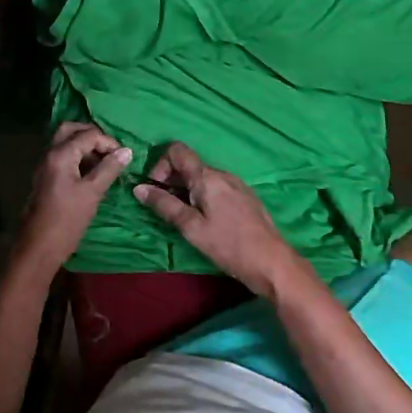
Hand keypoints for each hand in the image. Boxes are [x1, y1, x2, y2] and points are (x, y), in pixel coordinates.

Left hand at [15, 122, 130, 276]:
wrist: (39, 247)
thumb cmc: (67, 220)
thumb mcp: (93, 193)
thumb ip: (109, 168)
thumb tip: (127, 151)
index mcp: (60, 154)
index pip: (88, 135)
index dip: (109, 143)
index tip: (123, 157)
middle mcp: (49, 153)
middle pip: (71, 129)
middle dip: (92, 135)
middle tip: (110, 151)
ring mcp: (45, 165)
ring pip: (65, 142)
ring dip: (85, 145)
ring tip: (104, 162)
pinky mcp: (46, 176)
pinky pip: (62, 155)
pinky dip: (77, 156)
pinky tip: (92, 172)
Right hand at [134, 142, 310, 297]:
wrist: (272, 262)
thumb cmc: (228, 245)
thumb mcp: (191, 228)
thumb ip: (164, 205)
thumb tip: (139, 188)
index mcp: (207, 176)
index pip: (177, 150)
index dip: (160, 164)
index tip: (155, 189)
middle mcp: (222, 173)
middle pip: (189, 165)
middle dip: (171, 181)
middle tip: (165, 208)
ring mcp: (236, 184)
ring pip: (203, 178)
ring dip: (186, 190)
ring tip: (184, 218)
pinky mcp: (244, 197)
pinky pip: (216, 187)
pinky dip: (203, 196)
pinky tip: (205, 221)